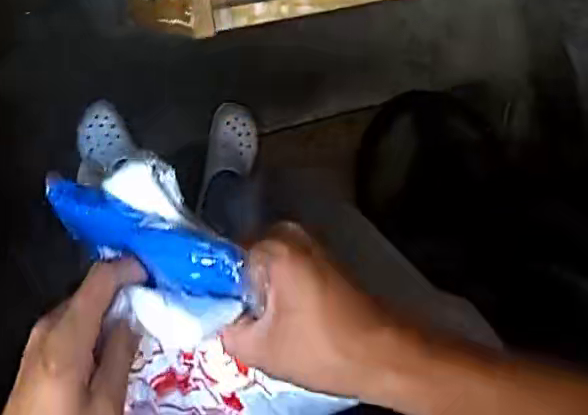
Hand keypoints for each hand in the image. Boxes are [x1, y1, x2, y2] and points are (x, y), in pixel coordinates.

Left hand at [2, 258, 143, 414]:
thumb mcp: (105, 407)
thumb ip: (121, 354)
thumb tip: (132, 315)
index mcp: (65, 334)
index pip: (99, 277)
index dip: (127, 268)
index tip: (152, 273)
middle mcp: (47, 327)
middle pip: (88, 292)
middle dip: (119, 294)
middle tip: (148, 306)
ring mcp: (36, 341)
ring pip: (78, 309)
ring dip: (104, 313)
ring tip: (132, 329)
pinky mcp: (32, 357)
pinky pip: (67, 327)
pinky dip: (89, 328)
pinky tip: (105, 350)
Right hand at [221, 223, 416, 401]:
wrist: (383, 354)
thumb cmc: (324, 348)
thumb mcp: (265, 351)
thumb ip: (228, 331)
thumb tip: (213, 319)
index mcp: (273, 245)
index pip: (222, 254)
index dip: (210, 282)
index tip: (203, 304)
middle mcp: (289, 232)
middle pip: (243, 257)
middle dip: (237, 288)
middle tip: (236, 321)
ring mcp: (308, 241)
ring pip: (264, 263)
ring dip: (258, 291)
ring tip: (259, 324)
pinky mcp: (320, 256)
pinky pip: (284, 266)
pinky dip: (278, 289)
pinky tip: (281, 318)